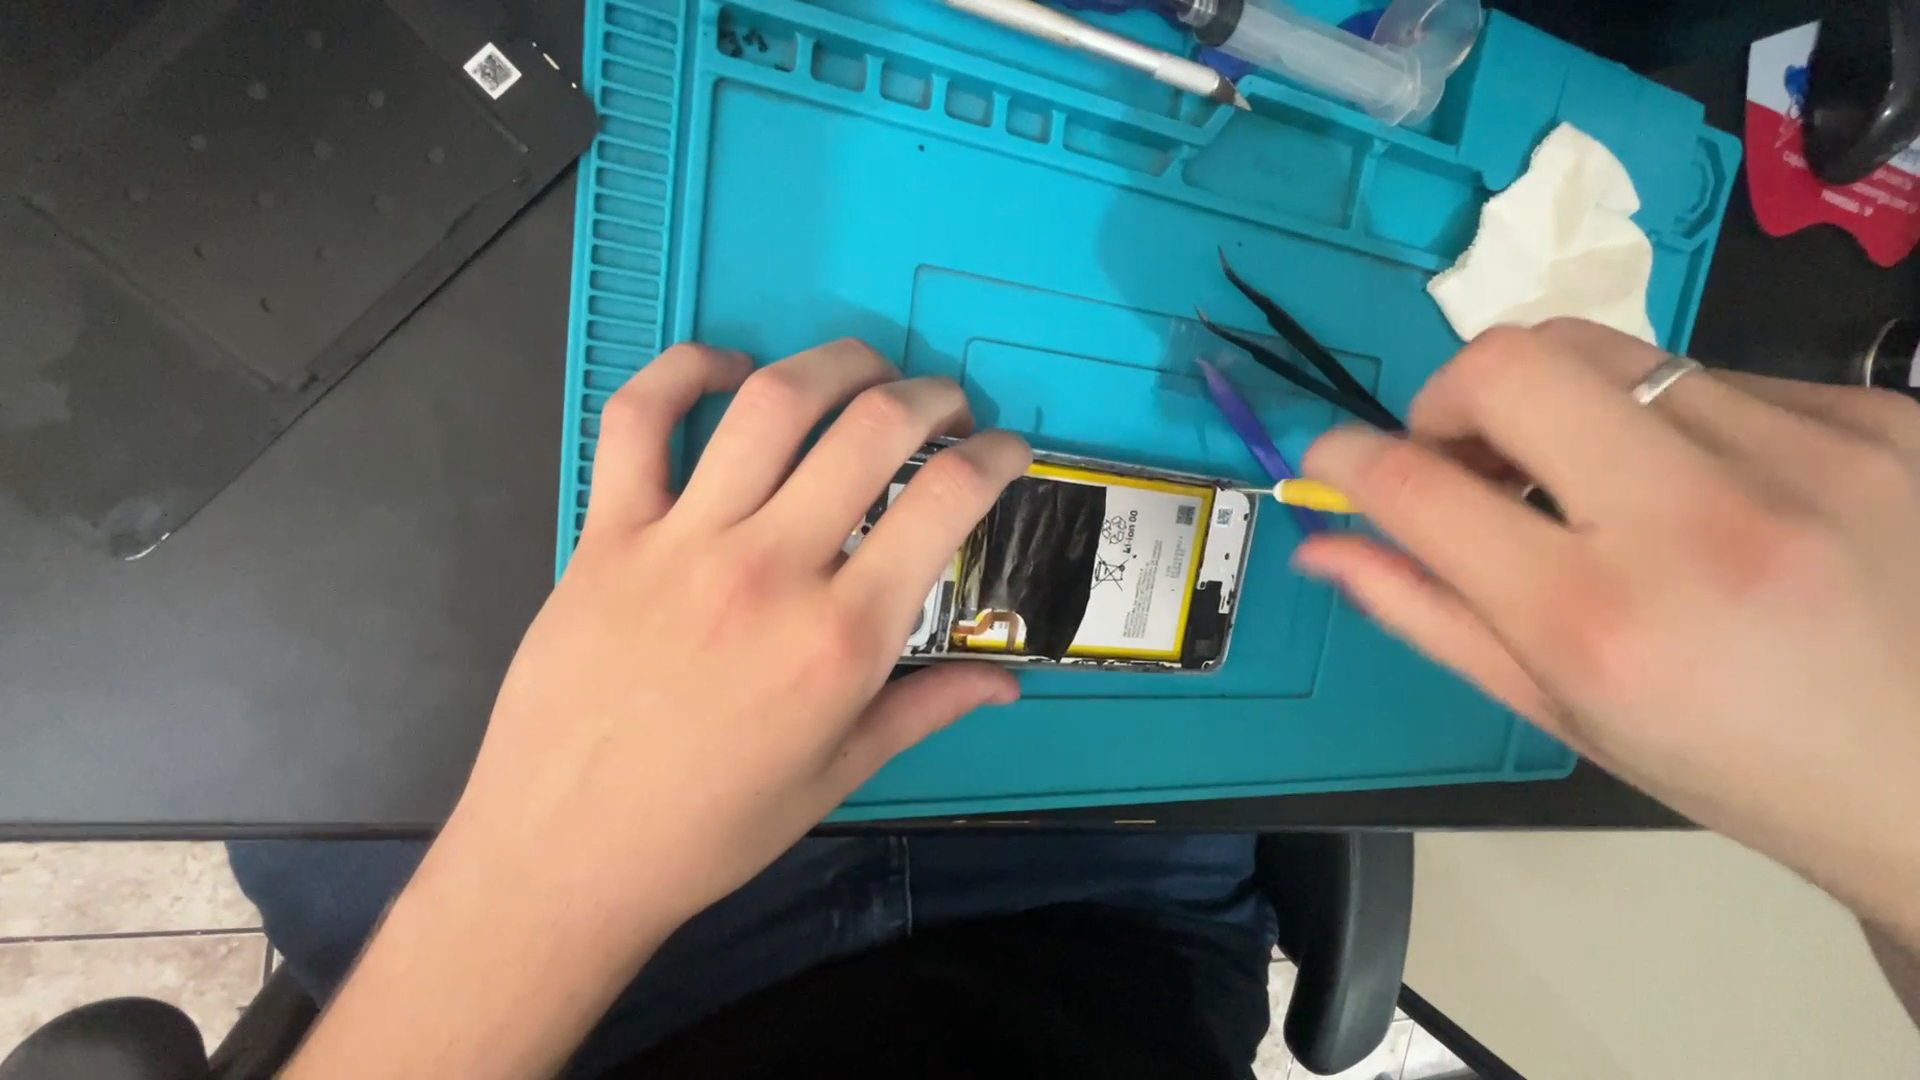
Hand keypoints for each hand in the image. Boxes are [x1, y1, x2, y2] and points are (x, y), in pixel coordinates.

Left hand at [448, 339, 1028, 940]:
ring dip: (837, 363)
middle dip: (930, 396)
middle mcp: (773, 567)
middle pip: (873, 429)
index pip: (947, 501)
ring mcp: (684, 540)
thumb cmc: (714, 826)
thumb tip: (1007, 684)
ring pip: (773, 403)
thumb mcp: (839, 772)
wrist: (564, 855)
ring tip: (866, 369)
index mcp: (842, 635)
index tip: (1005, 449)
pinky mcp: (609, 532)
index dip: (995, 456)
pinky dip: (686, 370)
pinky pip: (639, 418)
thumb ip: (929, 707)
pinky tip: (730, 369)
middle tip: (945, 406)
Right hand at [1296, 319, 1919, 939]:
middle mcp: (1697, 515)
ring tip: (1577, 477)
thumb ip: (1418, 610)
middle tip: (1459, 454)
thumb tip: (1318, 545)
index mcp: (1595, 615)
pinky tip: (1691, 486)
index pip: (1418, 486)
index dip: (1342, 457)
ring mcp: (1807, 448)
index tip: (1327, 459)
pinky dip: (1649, 419)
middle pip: (1510, 362)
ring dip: (1547, 408)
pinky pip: (1698, 375)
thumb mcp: (1548, 705)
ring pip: (1601, 352)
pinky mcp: (1878, 413)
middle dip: (1445, 397)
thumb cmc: (1726, 761)